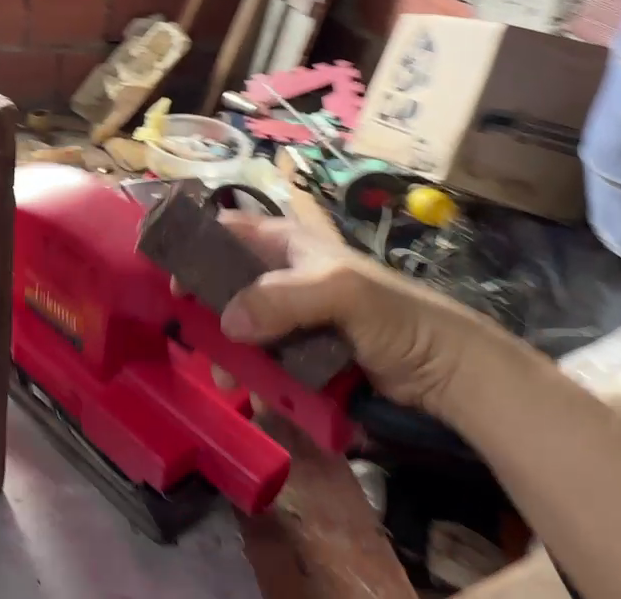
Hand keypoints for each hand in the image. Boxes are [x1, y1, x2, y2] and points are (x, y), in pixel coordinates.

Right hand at [216, 213, 523, 418]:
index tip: (169, 272)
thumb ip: (279, 298)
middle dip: (204, 308)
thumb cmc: (396, 314)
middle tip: (192, 334)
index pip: (224, 230)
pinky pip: (262, 358)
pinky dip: (251, 373)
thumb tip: (227, 322)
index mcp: (285, 244)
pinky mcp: (300, 353)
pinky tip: (249, 391)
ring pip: (239, 325)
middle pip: (224, 282)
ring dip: (227, 350)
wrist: (450, 373)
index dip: (193, 244)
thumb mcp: (337, 291)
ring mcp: (289, 316)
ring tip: (226, 378)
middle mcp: (280, 275)